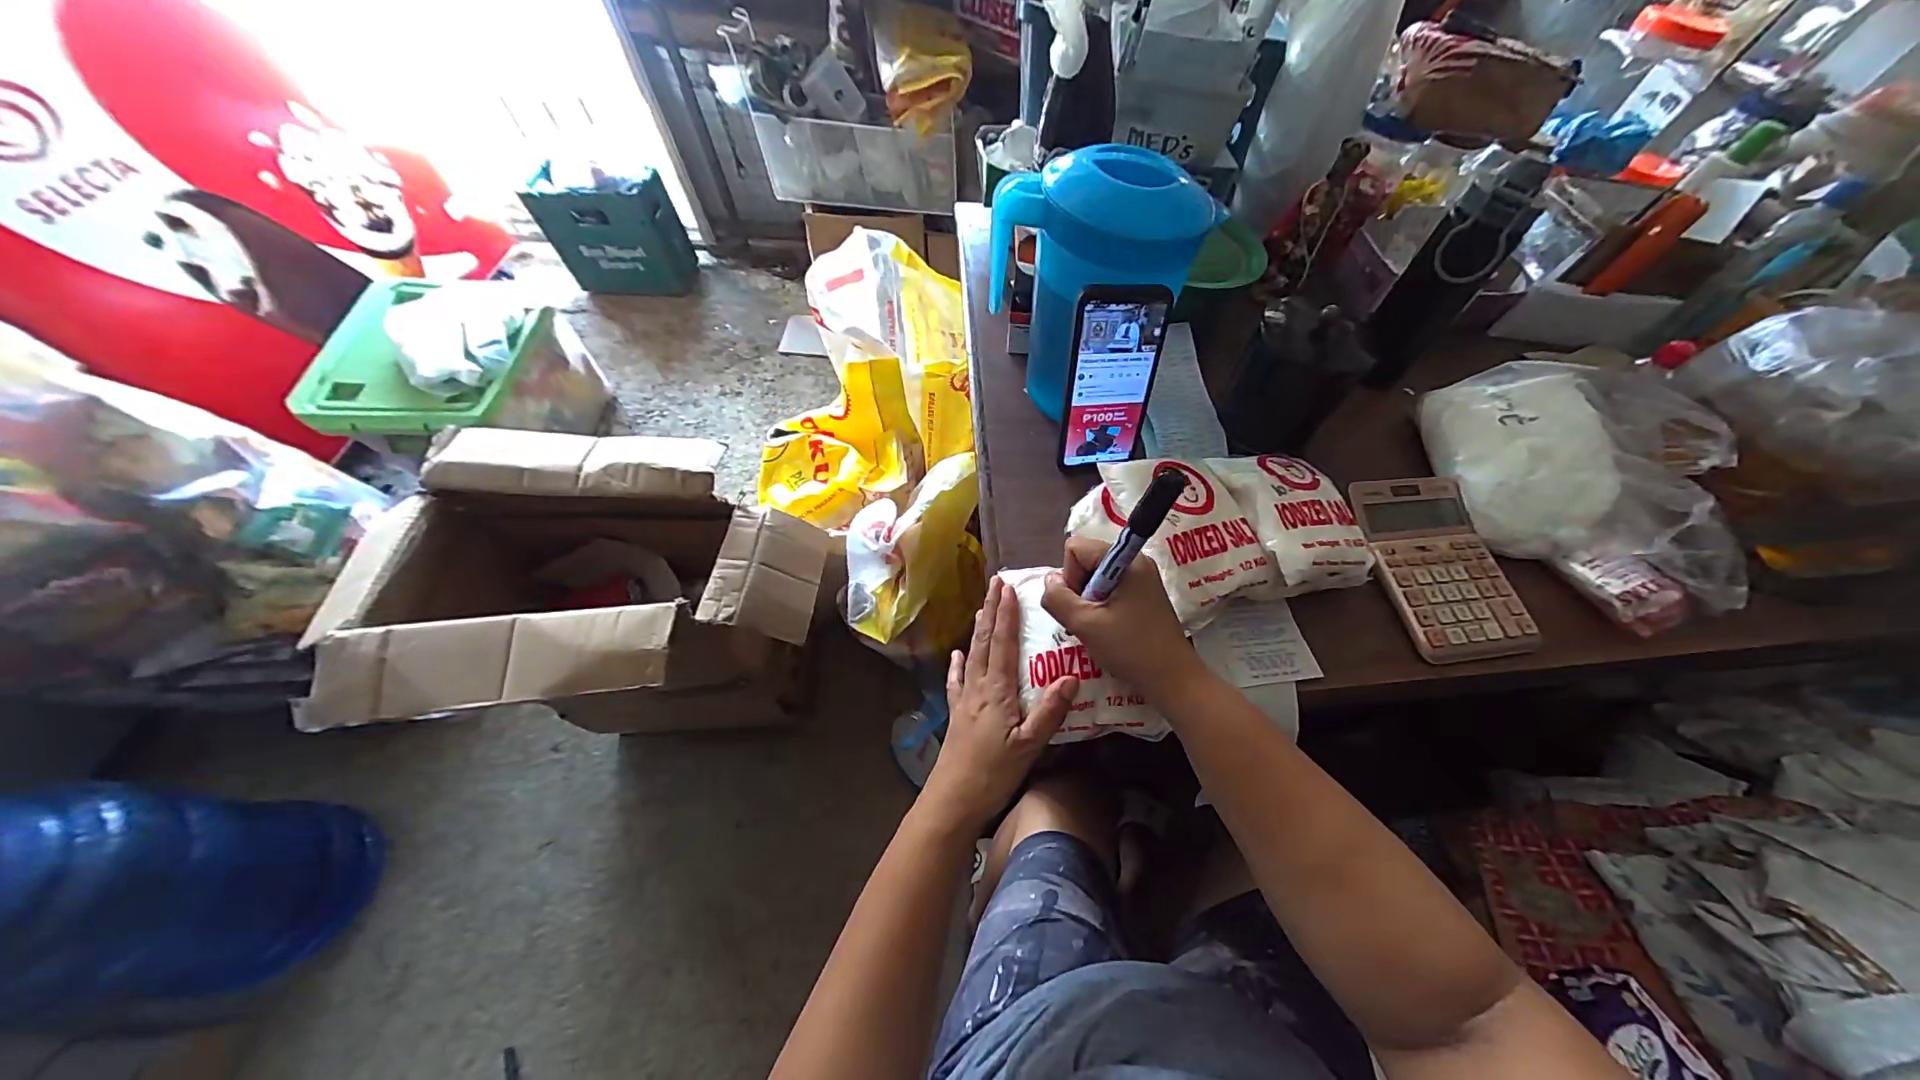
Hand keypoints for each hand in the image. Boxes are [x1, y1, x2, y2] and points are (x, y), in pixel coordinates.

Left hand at [922, 577, 1077, 831]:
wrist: (952, 799)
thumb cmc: (993, 773)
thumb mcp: (1029, 745)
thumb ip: (1050, 711)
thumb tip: (1072, 675)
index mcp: (997, 691)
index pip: (1002, 644)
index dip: (1006, 614)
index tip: (1008, 588)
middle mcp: (978, 688)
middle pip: (984, 641)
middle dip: (990, 611)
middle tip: (995, 584)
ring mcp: (964, 700)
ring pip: (971, 656)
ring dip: (977, 631)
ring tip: (981, 608)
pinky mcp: (957, 715)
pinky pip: (957, 681)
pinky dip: (958, 665)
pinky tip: (956, 656)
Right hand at [1041, 536, 1206, 699]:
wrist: (1172, 679)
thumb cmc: (1130, 649)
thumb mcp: (1084, 623)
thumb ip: (1058, 598)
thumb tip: (1050, 581)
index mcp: (1125, 560)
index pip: (1076, 548)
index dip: (1070, 575)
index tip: (1082, 604)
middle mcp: (1134, 562)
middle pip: (1085, 560)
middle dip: (1077, 590)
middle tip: (1087, 620)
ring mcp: (1140, 579)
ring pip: (1094, 578)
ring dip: (1086, 602)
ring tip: (1096, 628)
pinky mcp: (1141, 595)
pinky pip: (1108, 590)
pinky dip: (1099, 608)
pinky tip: (1105, 630)